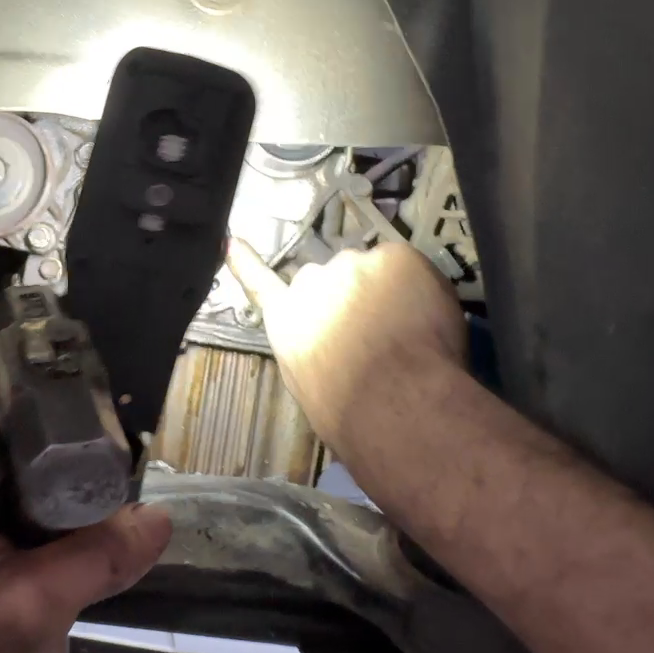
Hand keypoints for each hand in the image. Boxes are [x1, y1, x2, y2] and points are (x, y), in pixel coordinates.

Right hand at [225, 239, 468, 459]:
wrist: (393, 403)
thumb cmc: (347, 411)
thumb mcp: (307, 381)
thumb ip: (308, 344)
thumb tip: (328, 339)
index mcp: (284, 317)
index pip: (260, 283)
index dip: (245, 261)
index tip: (230, 241)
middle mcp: (311, 281)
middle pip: (330, 276)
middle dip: (348, 294)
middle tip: (374, 329)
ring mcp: (353, 265)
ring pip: (371, 269)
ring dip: (383, 288)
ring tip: (404, 328)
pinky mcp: (393, 258)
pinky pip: (405, 264)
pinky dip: (416, 283)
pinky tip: (422, 315)